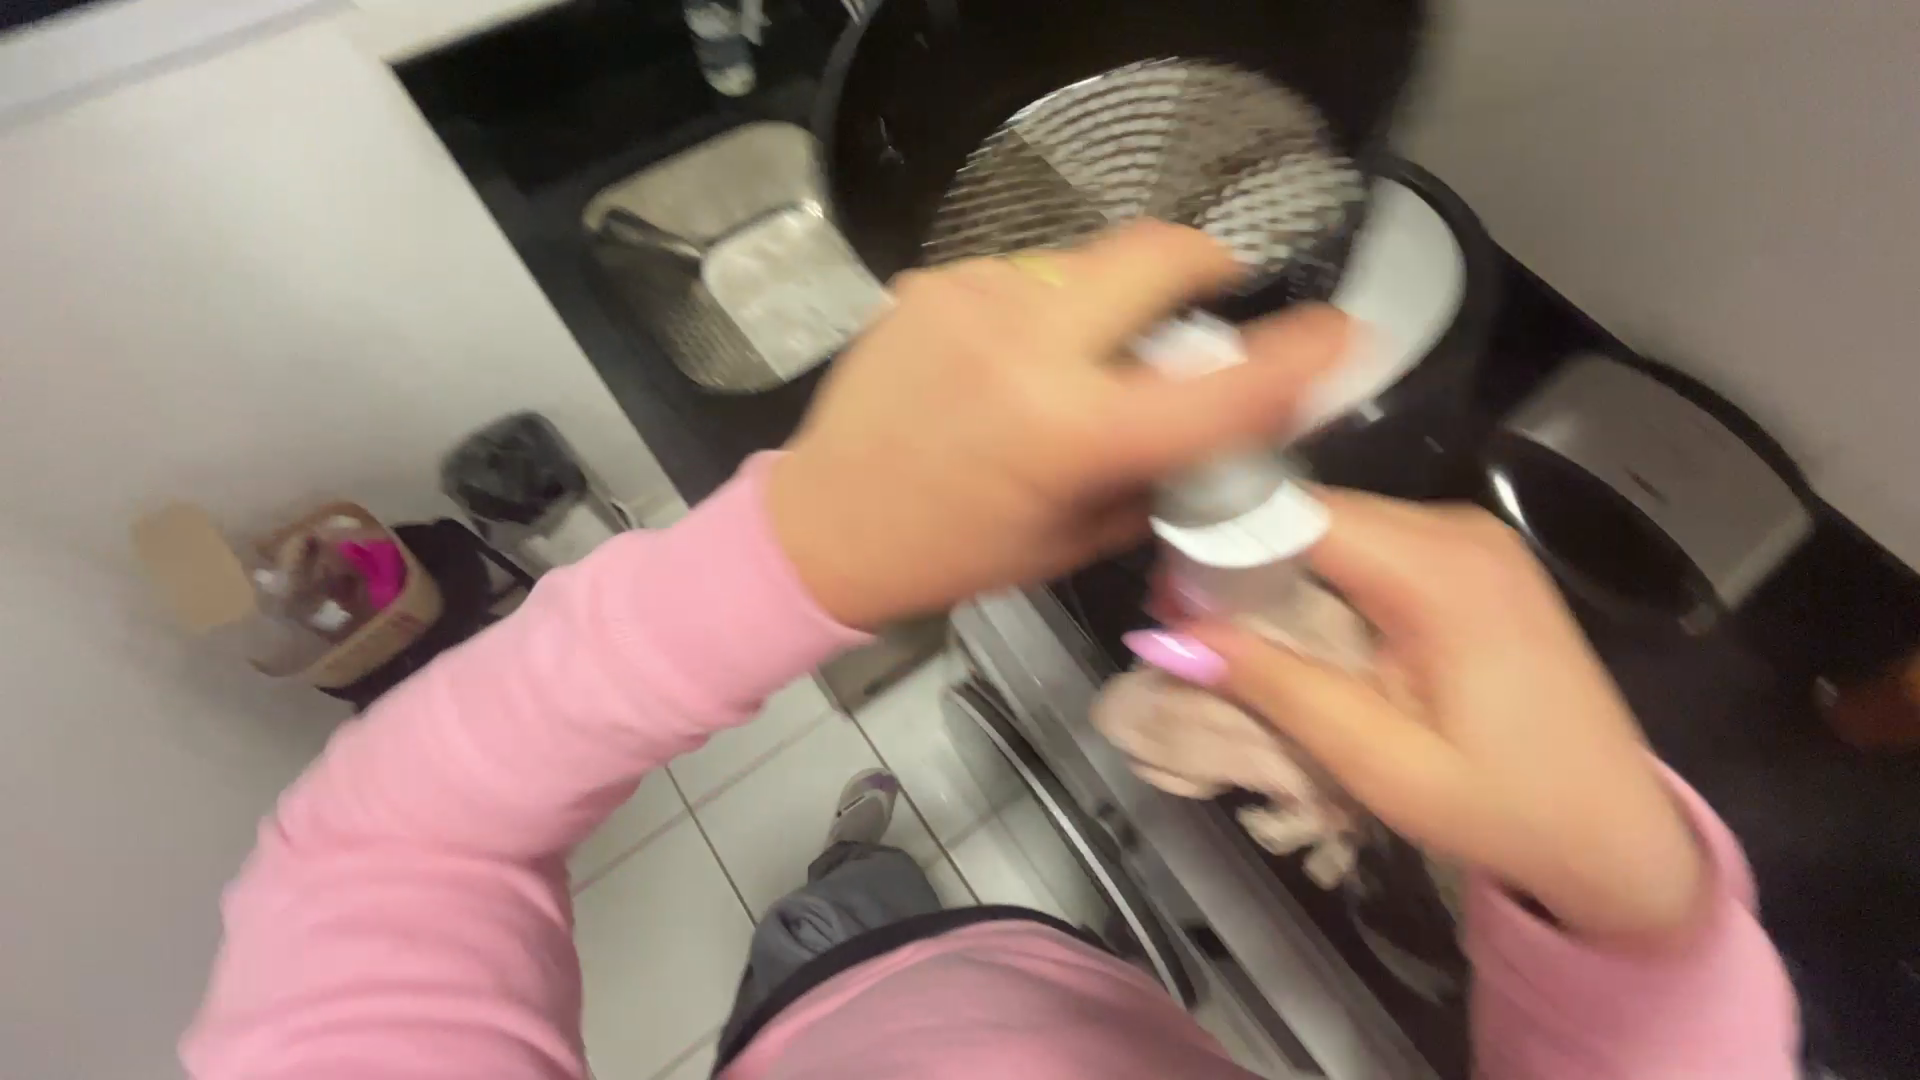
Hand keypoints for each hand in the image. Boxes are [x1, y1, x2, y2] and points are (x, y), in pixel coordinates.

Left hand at [767, 222, 1350, 629]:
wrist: (827, 525)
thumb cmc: (955, 553)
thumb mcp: (1072, 538)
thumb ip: (1157, 475)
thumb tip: (1218, 424)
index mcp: (1071, 434)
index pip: (1225, 387)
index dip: (1303, 356)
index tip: (1341, 334)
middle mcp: (1027, 348)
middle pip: (1156, 252)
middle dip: (1203, 264)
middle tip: (1211, 291)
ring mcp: (971, 299)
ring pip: (1084, 262)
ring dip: (1107, 298)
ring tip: (1079, 353)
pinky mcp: (930, 283)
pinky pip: (1020, 276)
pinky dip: (1040, 308)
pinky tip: (1008, 358)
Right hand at [1184, 494, 1707, 946]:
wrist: (1619, 837)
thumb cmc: (1501, 808)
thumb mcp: (1374, 759)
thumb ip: (1271, 684)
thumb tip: (1164, 636)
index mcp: (1443, 573)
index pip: (1299, 514)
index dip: (1220, 540)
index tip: (1168, 594)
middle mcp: (1457, 531)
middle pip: (1313, 512)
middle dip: (1238, 556)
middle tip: (1183, 616)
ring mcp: (1468, 539)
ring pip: (1332, 523)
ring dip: (1270, 566)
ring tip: (1225, 623)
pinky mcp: (1467, 558)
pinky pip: (1363, 542)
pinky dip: (1312, 572)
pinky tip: (1290, 619)